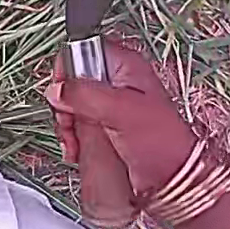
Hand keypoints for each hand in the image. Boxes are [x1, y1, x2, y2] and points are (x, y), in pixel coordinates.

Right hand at [44, 39, 199, 200]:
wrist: (173, 178)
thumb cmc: (160, 142)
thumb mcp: (120, 111)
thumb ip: (85, 95)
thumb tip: (57, 90)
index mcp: (124, 66)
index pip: (82, 50)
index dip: (67, 69)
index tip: (64, 92)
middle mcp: (116, 81)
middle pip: (71, 80)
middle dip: (64, 104)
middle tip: (70, 122)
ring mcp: (109, 104)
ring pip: (71, 104)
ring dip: (66, 124)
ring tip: (74, 142)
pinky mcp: (104, 125)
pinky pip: (76, 124)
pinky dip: (71, 136)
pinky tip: (76, 149)